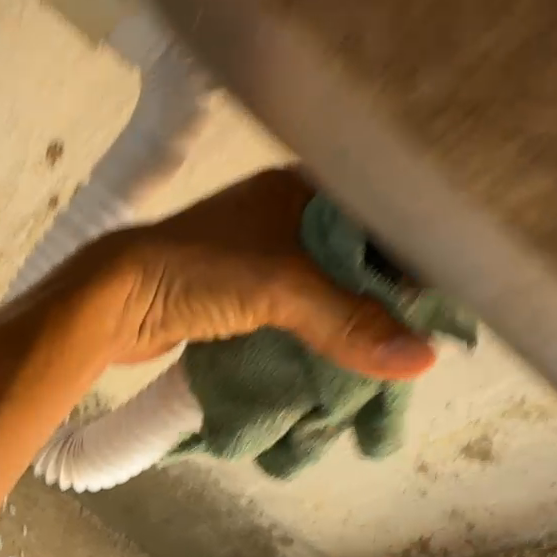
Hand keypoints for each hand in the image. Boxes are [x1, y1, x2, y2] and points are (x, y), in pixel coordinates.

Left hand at [58, 169, 437, 380]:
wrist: (109, 303)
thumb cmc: (197, 273)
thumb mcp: (282, 289)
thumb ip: (349, 320)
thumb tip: (421, 360)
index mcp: (300, 191)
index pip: (382, 217)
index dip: (416, 256)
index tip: (447, 300)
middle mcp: (280, 219)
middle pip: (351, 261)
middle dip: (379, 303)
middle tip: (415, 344)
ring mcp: (252, 260)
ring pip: (317, 293)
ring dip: (342, 328)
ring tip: (382, 362)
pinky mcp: (229, 299)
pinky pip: (284, 318)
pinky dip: (306, 340)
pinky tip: (332, 365)